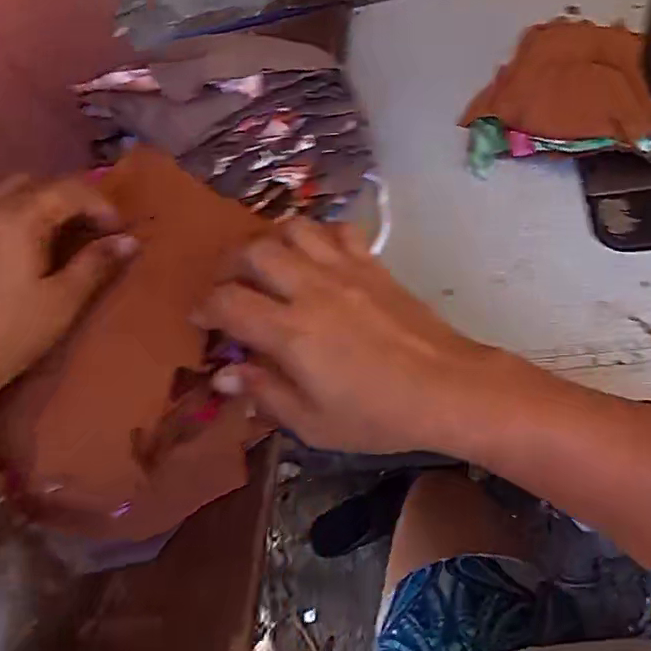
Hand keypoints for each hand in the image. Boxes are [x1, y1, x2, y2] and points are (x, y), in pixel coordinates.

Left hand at [0, 175, 135, 412]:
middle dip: (65, 199)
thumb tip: (128, 241)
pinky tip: (11, 260)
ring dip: (33, 208)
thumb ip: (95, 265)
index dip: (100, 203)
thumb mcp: (60, 303)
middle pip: (30, 183)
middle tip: (87, 232)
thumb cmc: (2, 337)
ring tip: (52, 244)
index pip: (66, 188)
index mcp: (13, 217)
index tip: (118, 231)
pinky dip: (5, 223)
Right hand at [194, 219, 546, 456]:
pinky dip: (319, 235)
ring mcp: (345, 270)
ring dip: (271, 241)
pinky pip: (338, 230)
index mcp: (291, 332)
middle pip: (254, 251)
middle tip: (230, 287)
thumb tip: (225, 376)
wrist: (447, 387)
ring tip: (269, 265)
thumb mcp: (313, 423)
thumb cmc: (378, 415)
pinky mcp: (373, 264)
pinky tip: (317, 257)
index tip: (202, 319)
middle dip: (230, 265)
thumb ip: (266, 393)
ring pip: (294, 228)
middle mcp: (312, 289)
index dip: (205, 307)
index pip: (228, 302)